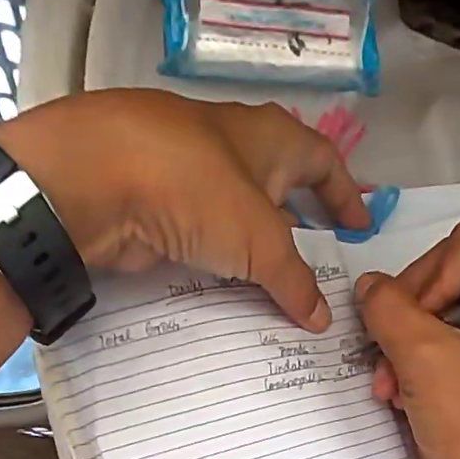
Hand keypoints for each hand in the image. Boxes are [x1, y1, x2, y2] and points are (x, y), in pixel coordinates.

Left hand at [0, 90, 370, 330]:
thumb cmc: (199, 190)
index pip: (322, 161)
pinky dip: (221, 273)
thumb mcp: (261, 240)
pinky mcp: (159, 213)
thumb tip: (321, 319)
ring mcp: (191, 183)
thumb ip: (295, 281)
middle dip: (300, 237)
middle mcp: (233, 154)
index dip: (344, 194)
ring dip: (258, 263)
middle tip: (319, 282)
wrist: (99, 184)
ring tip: (280, 304)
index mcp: (269, 139)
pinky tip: (232, 303)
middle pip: (279, 197)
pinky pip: (204, 248)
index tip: (359, 230)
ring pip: (237, 228)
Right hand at [357, 221, 459, 458]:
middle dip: (407, 321)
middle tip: (395, 359)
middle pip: (438, 273)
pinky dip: (402, 358)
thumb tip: (368, 285)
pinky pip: (421, 331)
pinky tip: (400, 386)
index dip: (427, 282)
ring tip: (394, 381)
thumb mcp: (422, 355)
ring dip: (398, 345)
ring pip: (423, 305)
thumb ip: (389, 308)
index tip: (418, 330)